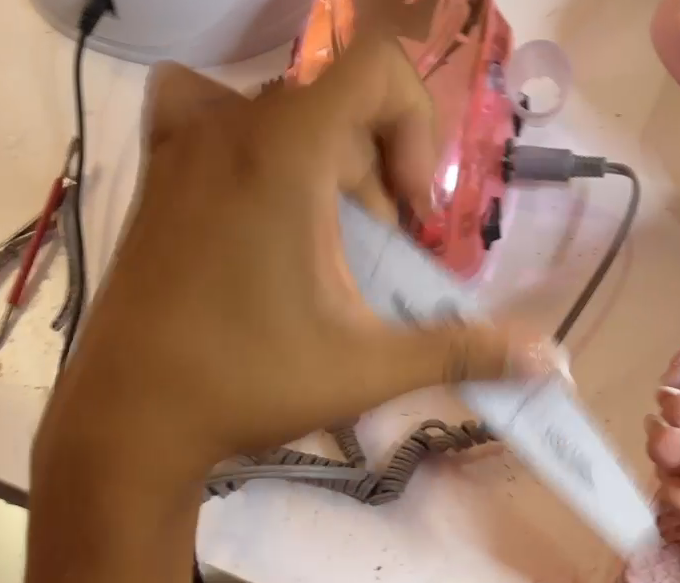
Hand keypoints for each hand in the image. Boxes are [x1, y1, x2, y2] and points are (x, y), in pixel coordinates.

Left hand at [34, 40, 562, 487]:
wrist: (132, 417)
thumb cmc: (252, 383)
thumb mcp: (369, 366)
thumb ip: (462, 349)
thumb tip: (547, 357)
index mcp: (287, 151)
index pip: (379, 67)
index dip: (418, 130)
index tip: (410, 217)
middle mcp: (230, 126)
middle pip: (337, 113)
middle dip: (374, 185)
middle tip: (371, 268)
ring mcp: (181, 149)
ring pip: (281, 124)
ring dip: (322, 176)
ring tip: (319, 257)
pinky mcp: (154, 180)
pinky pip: (208, 121)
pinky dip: (247, 148)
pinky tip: (253, 205)